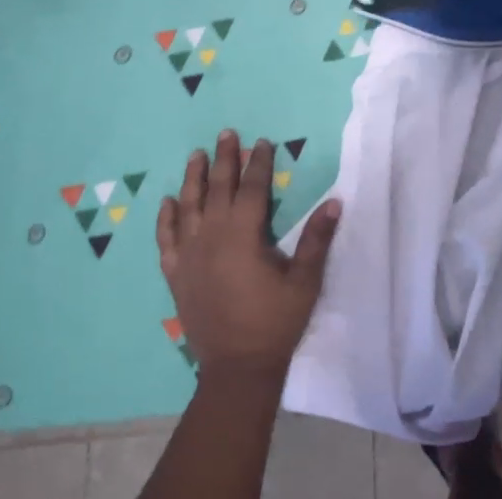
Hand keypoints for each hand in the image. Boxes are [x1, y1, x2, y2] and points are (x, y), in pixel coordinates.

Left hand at [157, 130, 340, 379]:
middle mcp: (211, 239)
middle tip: (226, 134)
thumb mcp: (305, 281)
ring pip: (188, 207)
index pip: (252, 189)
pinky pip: (166, 239)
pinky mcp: (176, 275)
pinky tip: (168, 201)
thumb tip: (335, 201)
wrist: (237, 368)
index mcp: (243, 237)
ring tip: (197, 155)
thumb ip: (317, 239)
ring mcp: (189, 257)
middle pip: (217, 190)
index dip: (259, 163)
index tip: (263, 141)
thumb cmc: (276, 322)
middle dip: (224, 160)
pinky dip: (166, 218)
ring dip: (193, 179)